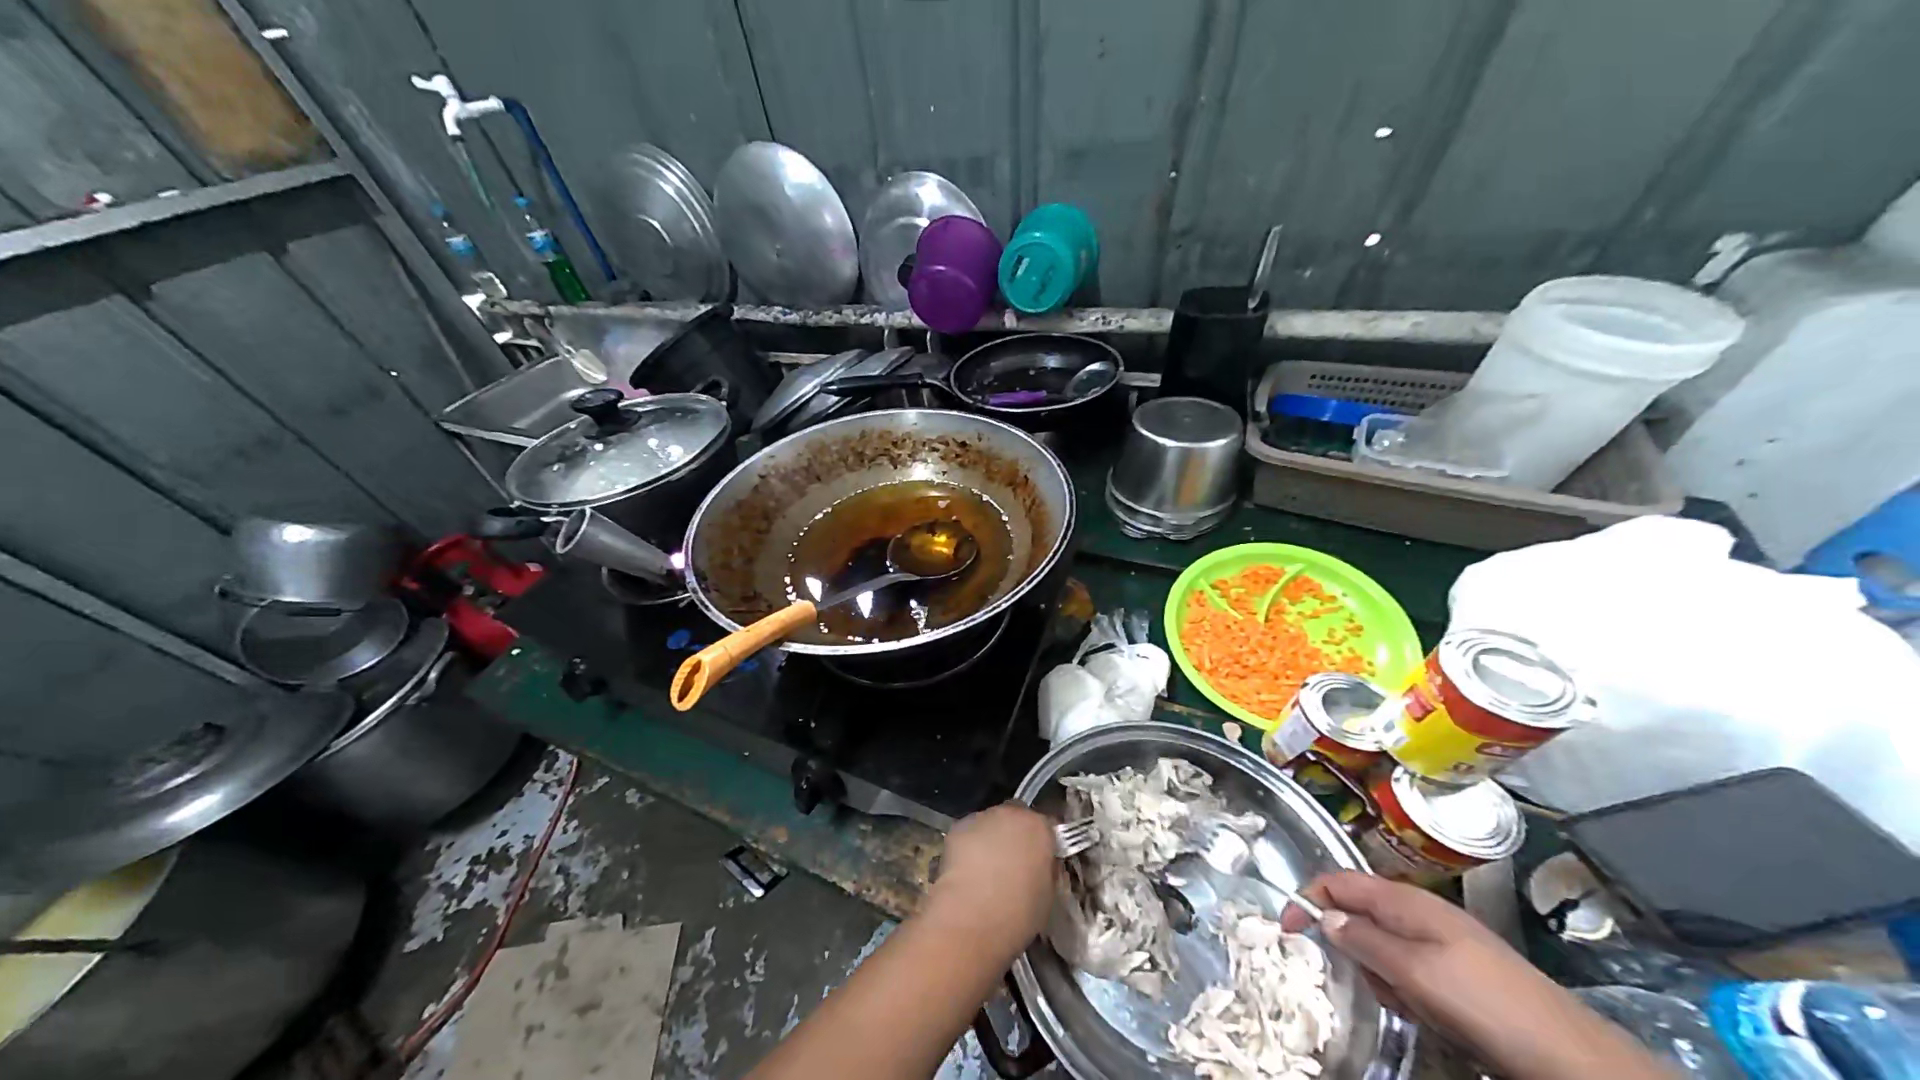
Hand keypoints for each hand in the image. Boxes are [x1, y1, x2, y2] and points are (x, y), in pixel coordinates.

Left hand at [925, 803, 1056, 951]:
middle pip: (1015, 818)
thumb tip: (1040, 865)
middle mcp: (1011, 814)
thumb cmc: (1019, 911)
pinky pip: (967, 835)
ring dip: (989, 839)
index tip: (1038, 860)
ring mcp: (981, 818)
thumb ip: (1046, 870)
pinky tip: (965, 871)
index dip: (1041, 843)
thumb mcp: (1048, 894)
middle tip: (1010, 864)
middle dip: (1013, 835)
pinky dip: (968, 847)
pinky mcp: (956, 828)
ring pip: (989, 824)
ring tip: (983, 871)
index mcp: (1039, 827)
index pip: (1046, 826)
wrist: (973, 917)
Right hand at [1284, 872, 1669, 1079]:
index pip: (1338, 881)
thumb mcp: (1413, 970)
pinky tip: (1427, 1012)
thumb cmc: (1483, 1002)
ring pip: (1381, 945)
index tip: (1285, 930)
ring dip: (1380, 973)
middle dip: (1350, 946)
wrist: (1568, 1054)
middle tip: (1370, 982)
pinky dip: (1404, 988)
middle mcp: (1419, 911)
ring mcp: (1440, 940)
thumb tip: (1323, 916)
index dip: (1307, 898)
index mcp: (1405, 900)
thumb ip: (1363, 939)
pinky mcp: (1456, 969)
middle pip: (1358, 913)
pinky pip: (1407, 968)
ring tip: (1407, 1003)